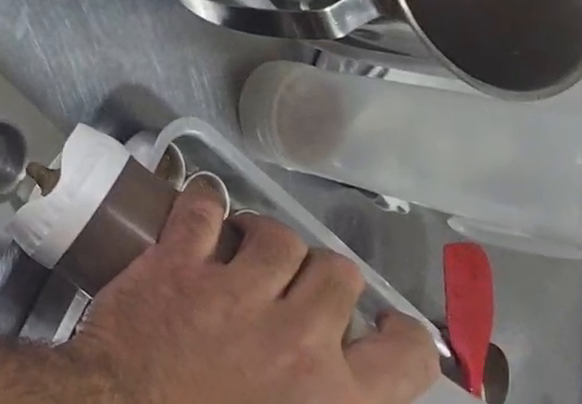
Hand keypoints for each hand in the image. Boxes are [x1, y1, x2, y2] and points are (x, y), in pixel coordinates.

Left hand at [66, 186, 439, 403]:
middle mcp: (296, 336)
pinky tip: (206, 199)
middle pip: (336, 273)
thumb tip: (341, 384)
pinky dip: (203, 199)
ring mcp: (233, 293)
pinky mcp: (175, 264)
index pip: (405, 353)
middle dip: (323, 269)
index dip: (400, 330)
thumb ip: (326, 400)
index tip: (380, 319)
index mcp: (338, 395)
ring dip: (269, 232)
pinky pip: (200, 213)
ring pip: (277, 237)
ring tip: (251, 236)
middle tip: (299, 274)